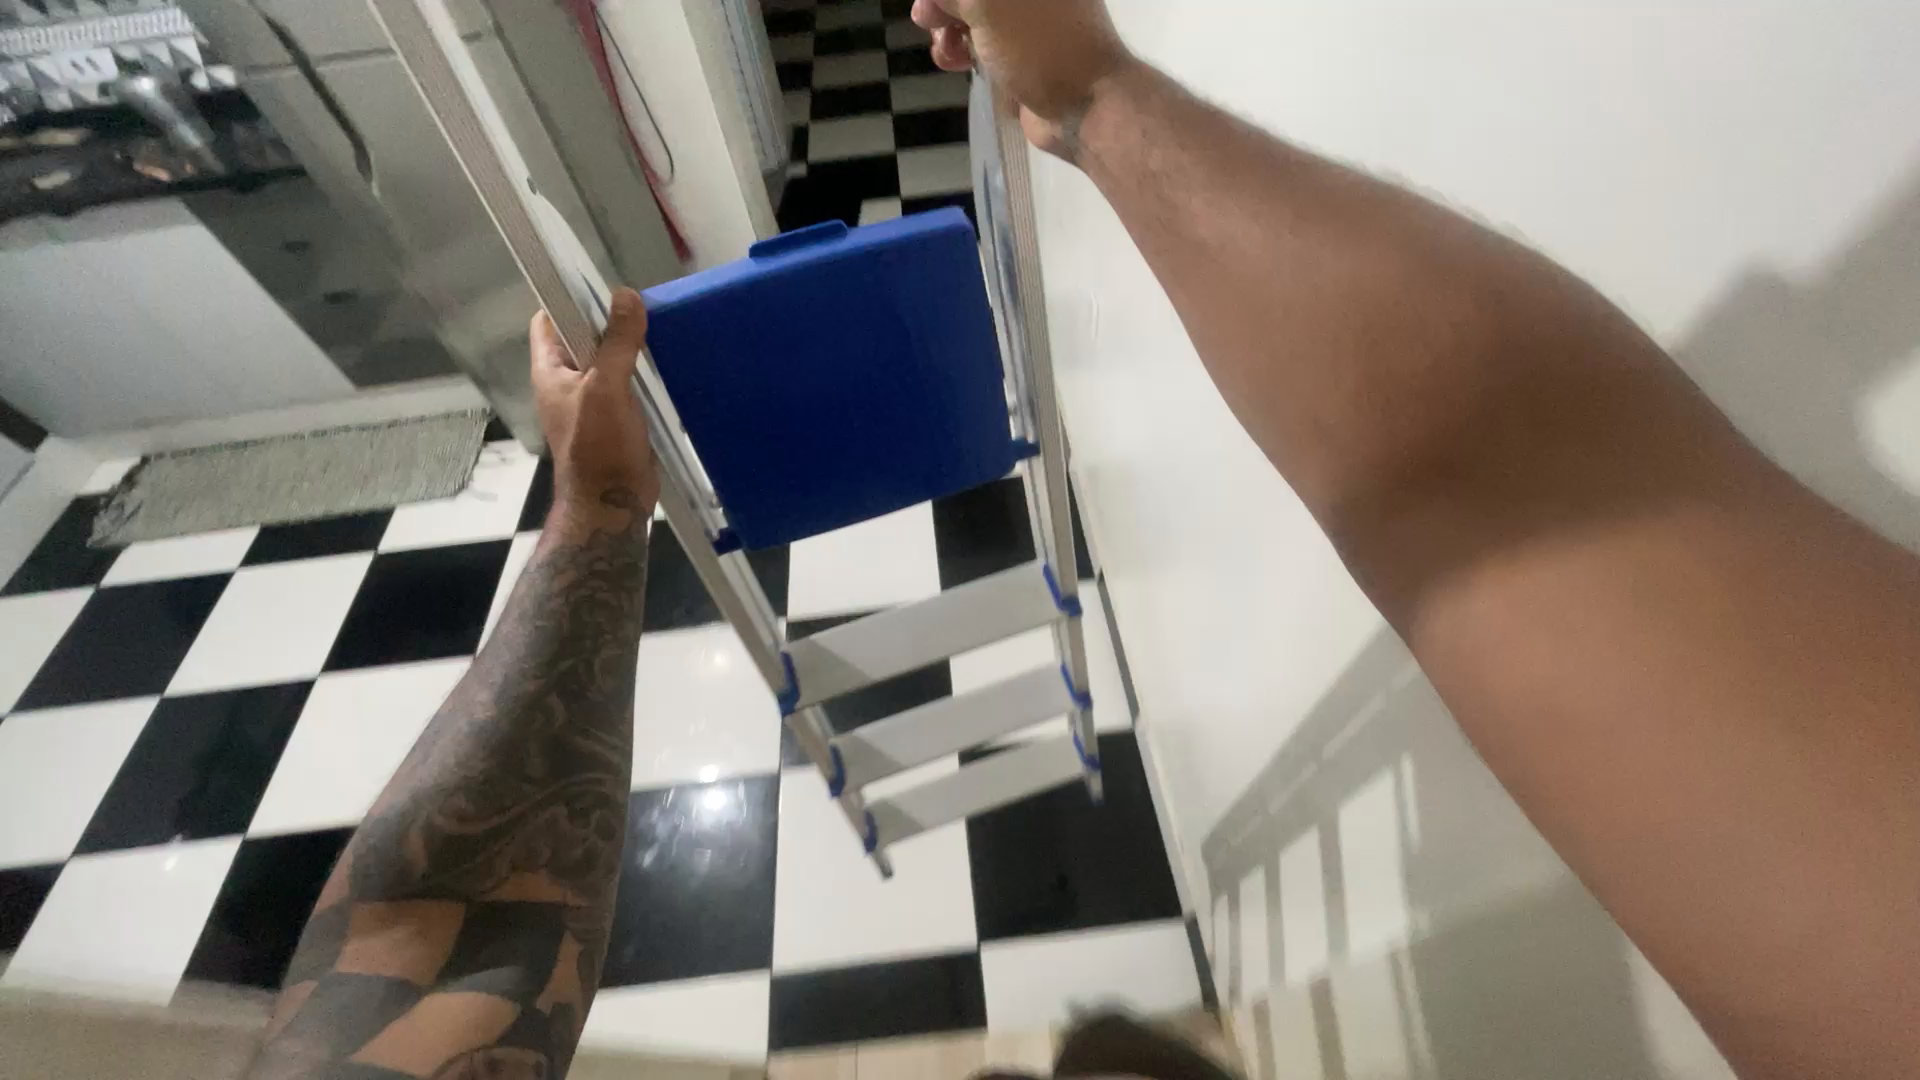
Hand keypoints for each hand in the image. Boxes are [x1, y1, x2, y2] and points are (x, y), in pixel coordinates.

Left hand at [529, 287, 658, 520]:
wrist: (613, 502)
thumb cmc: (599, 446)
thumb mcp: (607, 387)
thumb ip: (617, 343)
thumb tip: (627, 296)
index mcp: (549, 372)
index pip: (548, 321)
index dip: (568, 301)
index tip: (601, 289)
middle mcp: (565, 385)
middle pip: (583, 341)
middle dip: (609, 326)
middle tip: (640, 313)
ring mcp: (590, 405)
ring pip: (607, 366)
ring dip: (628, 354)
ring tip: (656, 337)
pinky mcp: (614, 422)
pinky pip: (626, 389)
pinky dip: (641, 379)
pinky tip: (662, 373)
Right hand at [911, 0, 1132, 156]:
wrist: (1083, 104)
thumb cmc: (1039, 43)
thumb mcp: (987, 3)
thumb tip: (930, 1)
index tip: (931, 3)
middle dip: (944, 3)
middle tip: (930, 22)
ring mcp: (1026, 17)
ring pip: (971, 13)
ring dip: (948, 27)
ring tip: (944, 48)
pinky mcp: (1020, 49)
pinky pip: (982, 39)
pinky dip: (962, 48)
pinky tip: (954, 62)